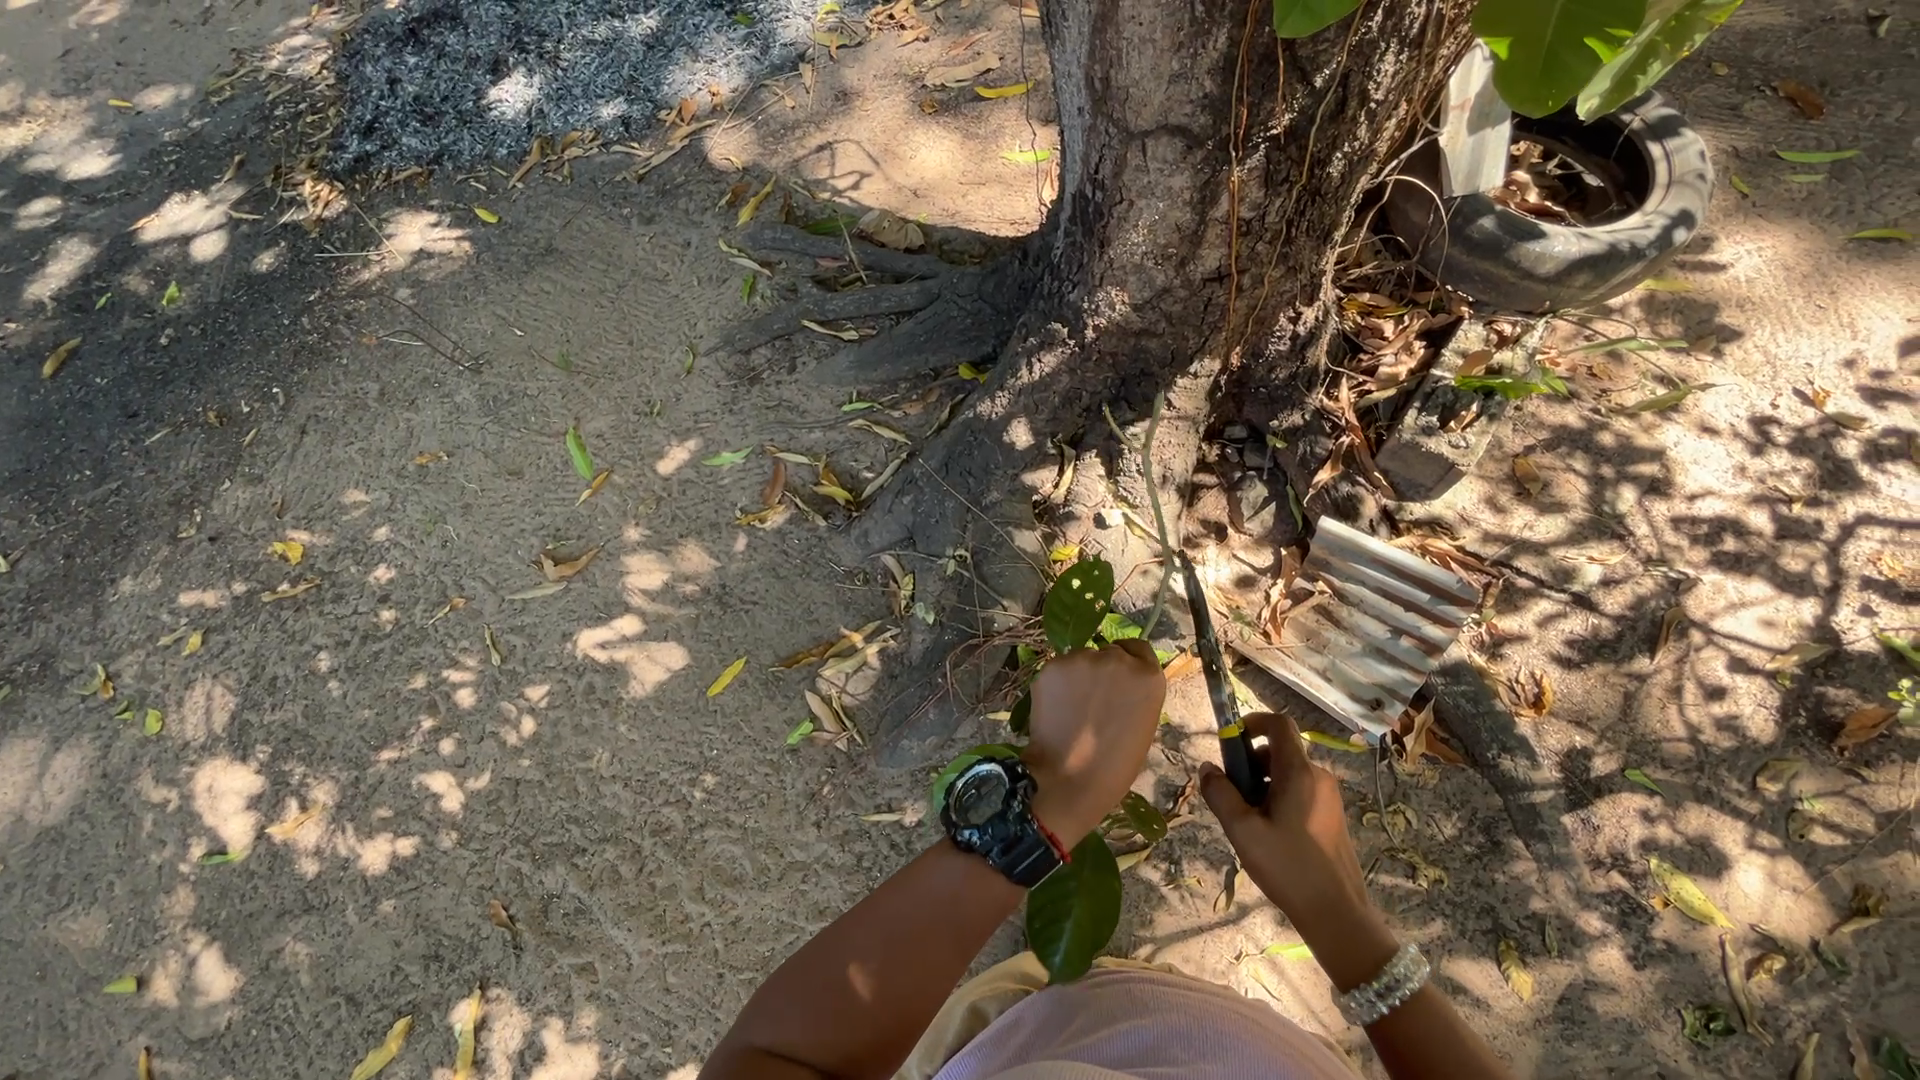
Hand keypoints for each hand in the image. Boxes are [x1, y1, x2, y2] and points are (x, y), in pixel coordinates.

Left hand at [1021, 638, 1165, 840]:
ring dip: (1077, 676)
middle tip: (1091, 699)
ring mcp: (1083, 659)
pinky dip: (1056, 684)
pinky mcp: (1052, 666)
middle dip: (1101, 670)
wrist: (1070, 778)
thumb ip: (1134, 693)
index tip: (1117, 679)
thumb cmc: (1114, 765)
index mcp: (1148, 676)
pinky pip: (1057, 670)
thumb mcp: (1142, 724)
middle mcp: (1117, 659)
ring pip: (1080, 659)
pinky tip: (1054, 709)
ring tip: (1071, 708)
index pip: (1139, 648)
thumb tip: (1116, 685)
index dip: (1127, 661)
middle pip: (1109, 652)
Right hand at [1201, 711, 1393, 983]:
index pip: (1279, 724)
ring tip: (1248, 822)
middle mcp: (1318, 776)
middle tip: (1231, 796)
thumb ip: (1220, 794)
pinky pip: (1299, 792)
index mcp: (1299, 773)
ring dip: (1261, 785)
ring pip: (1287, 774)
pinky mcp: (1332, 816)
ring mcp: (1329, 797)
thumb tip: (1207, 768)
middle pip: (1279, 751)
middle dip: (1249, 764)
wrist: (1337, 914)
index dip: (1252, 723)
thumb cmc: (1287, 867)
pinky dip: (1278, 799)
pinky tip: (1268, 835)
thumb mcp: (1242, 830)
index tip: (1230, 742)